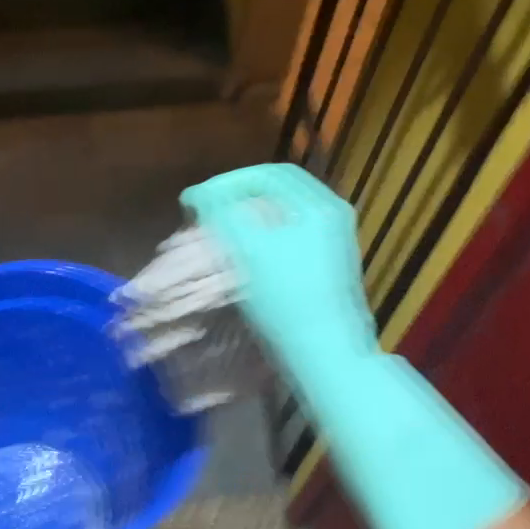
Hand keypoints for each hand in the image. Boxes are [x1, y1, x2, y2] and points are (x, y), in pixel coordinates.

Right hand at [180, 163, 377, 376]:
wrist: (326, 354)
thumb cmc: (286, 298)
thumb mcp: (247, 248)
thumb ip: (220, 212)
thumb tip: (199, 195)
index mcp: (319, 204)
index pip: (267, 174)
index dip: (226, 182)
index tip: (197, 199)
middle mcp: (331, 215)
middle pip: (277, 190)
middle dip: (237, 196)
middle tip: (206, 210)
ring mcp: (333, 241)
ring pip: (282, 214)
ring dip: (247, 216)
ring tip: (217, 230)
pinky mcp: (327, 265)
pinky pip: (289, 235)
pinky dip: (261, 235)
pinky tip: (240, 252)